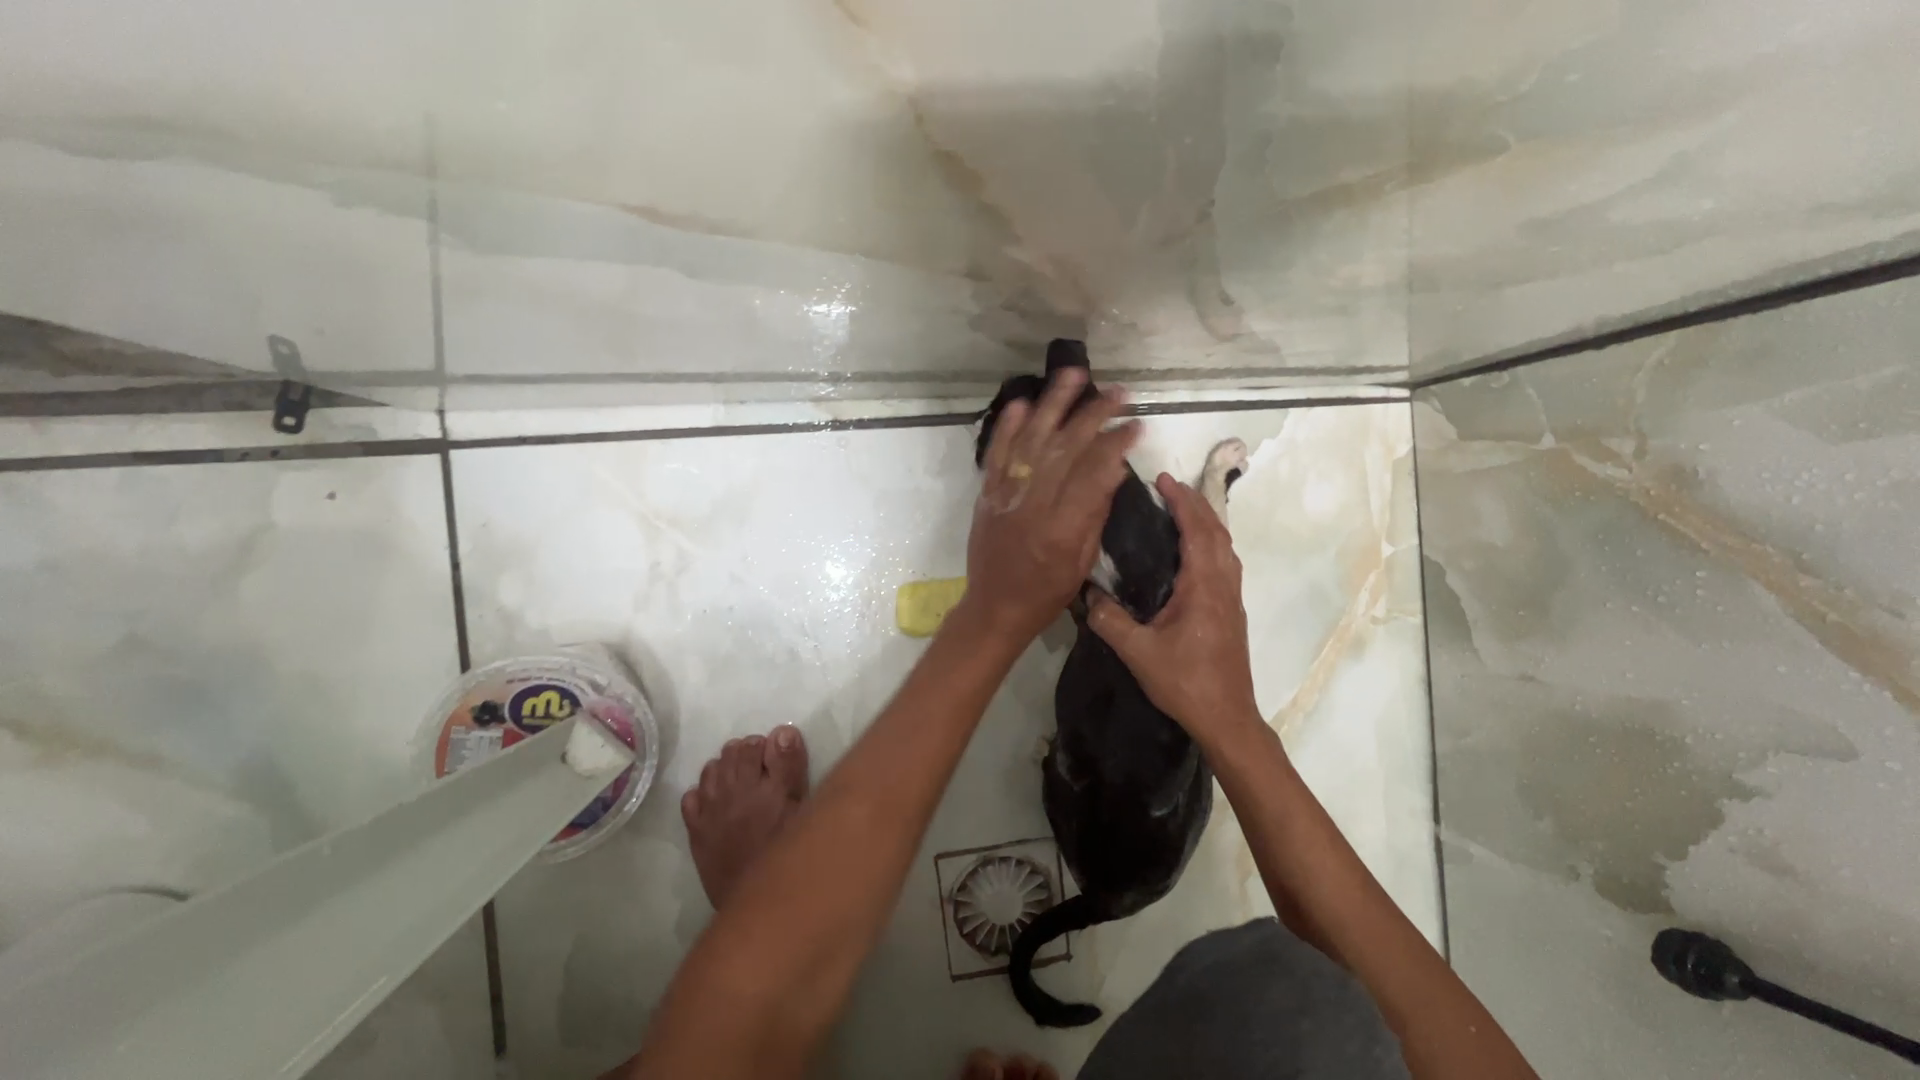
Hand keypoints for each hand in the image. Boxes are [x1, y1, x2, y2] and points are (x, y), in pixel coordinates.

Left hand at [961, 368, 1137, 642]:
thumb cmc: (1046, 594)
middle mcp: (1032, 505)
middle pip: (1065, 449)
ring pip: (1030, 442)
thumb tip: (1114, 469)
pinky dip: (1008, 427)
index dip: (1116, 444)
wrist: (993, 609)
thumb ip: (1095, 514)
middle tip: (1117, 392)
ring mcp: (1005, 496)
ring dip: (1052, 405)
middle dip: (1093, 415)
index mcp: (1062, 528)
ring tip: (1072, 375)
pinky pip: (996, 454)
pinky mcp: (986, 494)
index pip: (1093, 473)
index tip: (1136, 424)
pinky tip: (1023, 403)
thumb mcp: (1081, 562)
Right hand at [1087, 473, 1261, 743]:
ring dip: (1207, 523)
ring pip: (1225, 548)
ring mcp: (1231, 599)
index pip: (1197, 530)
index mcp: (1204, 586)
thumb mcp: (1138, 652)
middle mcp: (1223, 585)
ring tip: (1181, 512)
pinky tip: (1191, 554)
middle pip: (1217, 532)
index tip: (1163, 480)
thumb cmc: (1185, 682)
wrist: (1226, 717)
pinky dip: (1210, 544)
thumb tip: (1086, 595)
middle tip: (1169, 488)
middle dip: (1195, 504)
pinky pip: (1224, 564)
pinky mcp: (1231, 613)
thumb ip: (1110, 620)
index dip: (1182, 501)